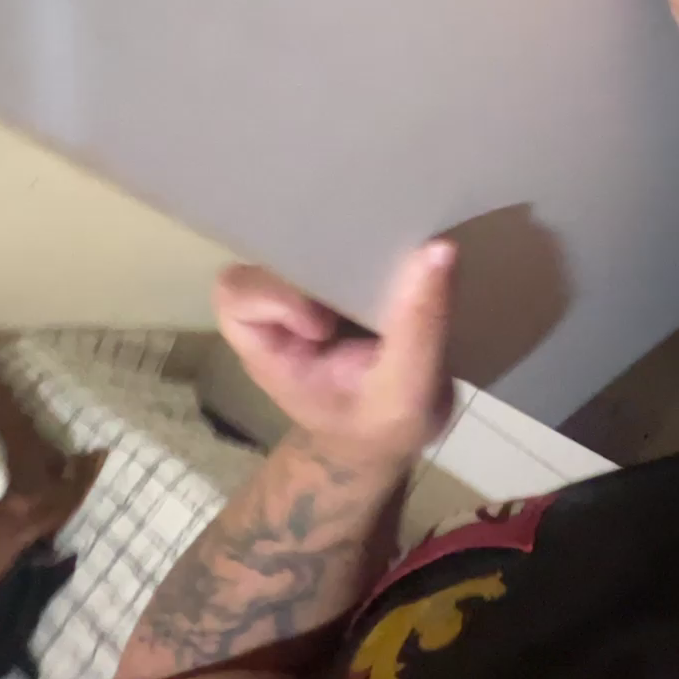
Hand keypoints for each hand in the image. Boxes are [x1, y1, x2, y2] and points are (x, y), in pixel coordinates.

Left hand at [213, 242, 455, 466]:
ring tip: (394, 259)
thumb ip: (419, 326)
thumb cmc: (384, 425)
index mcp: (271, 348)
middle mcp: (282, 311)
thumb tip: (439, 248)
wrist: (392, 436)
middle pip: (275, 256)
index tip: (326, 325)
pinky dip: (374, 245)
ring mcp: (312, 293)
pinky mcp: (343, 279)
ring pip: (311, 242)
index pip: (239, 299)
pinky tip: (404, 255)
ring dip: (351, 245)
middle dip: (321, 255)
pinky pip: (346, 244)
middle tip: (374, 267)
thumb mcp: (406, 392)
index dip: (277, 297)